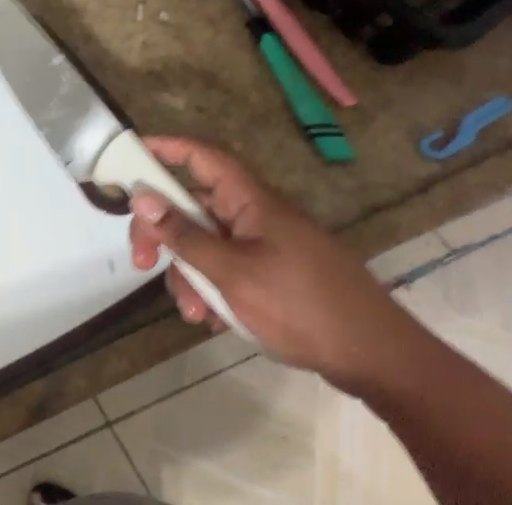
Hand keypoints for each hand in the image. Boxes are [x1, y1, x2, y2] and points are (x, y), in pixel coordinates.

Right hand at [127, 136, 423, 389]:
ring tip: (194, 313)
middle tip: (141, 262)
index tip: (131, 152)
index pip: (203, 158)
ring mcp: (270, 247)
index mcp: (253, 202)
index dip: (167, 148)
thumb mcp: (232, 273)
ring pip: (208, 245)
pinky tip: (215, 320)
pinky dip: (214, 289)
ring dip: (190, 275)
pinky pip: (230, 269)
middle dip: (164, 235)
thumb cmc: (303, 308)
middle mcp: (259, 216)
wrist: (380, 362)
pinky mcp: (278, 275)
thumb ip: (184, 235)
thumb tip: (141, 195)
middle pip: (195, 208)